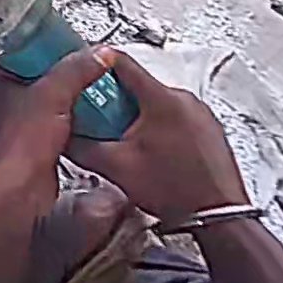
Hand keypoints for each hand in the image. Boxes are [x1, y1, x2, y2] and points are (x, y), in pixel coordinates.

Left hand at [0, 47, 117, 197]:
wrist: (23, 189)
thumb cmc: (20, 144)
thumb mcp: (53, 94)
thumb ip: (76, 70)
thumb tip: (98, 54)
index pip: (17, 48)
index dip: (40, 41)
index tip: (63, 36)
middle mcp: (6, 99)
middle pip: (36, 73)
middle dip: (61, 68)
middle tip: (84, 59)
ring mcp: (22, 121)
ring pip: (49, 97)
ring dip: (70, 93)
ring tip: (93, 83)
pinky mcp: (38, 141)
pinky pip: (60, 121)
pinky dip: (75, 117)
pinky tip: (92, 113)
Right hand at [68, 51, 248, 221]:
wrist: (218, 220)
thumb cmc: (177, 193)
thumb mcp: (117, 167)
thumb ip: (83, 147)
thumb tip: (64, 137)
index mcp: (161, 99)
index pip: (122, 63)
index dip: (98, 62)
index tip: (86, 69)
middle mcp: (184, 100)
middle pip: (139, 85)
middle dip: (116, 100)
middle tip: (103, 121)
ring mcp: (200, 114)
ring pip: (157, 102)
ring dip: (138, 115)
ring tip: (128, 142)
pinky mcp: (209, 129)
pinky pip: (176, 116)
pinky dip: (160, 126)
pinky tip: (153, 152)